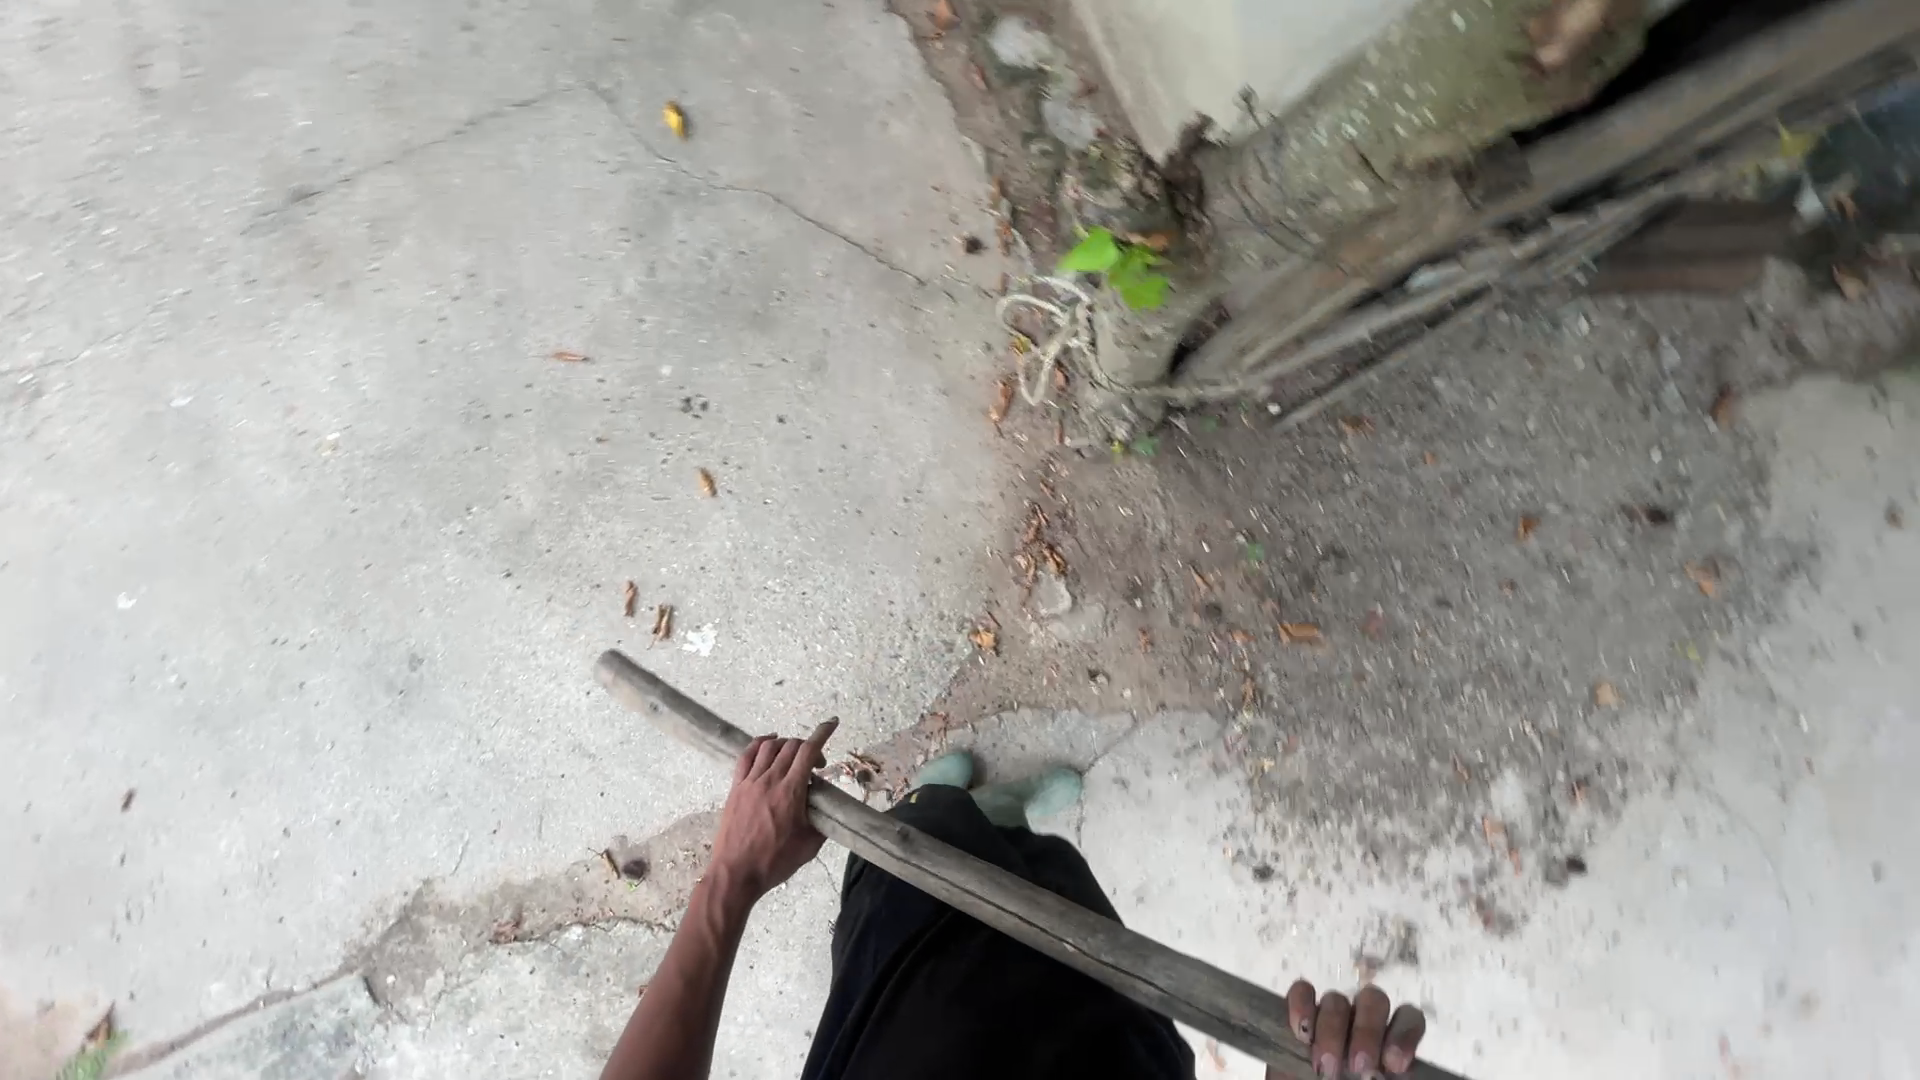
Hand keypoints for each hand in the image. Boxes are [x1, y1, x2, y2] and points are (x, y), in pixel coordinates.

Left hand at [708, 721, 837, 902]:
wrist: (735, 874)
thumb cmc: (774, 862)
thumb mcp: (809, 845)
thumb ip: (823, 822)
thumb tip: (831, 810)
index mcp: (790, 791)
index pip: (808, 751)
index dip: (822, 733)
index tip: (832, 723)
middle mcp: (770, 779)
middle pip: (791, 746)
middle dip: (808, 746)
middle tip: (815, 764)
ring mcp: (750, 782)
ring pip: (769, 747)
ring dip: (786, 744)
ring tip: (794, 755)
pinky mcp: (736, 787)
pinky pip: (746, 756)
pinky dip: (759, 743)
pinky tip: (768, 743)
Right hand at [1276, 981, 1425, 1079]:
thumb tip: (1378, 1075)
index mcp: (1388, 1045)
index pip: (1408, 1018)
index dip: (1403, 1035)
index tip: (1393, 1065)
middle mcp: (1362, 1024)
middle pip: (1373, 1000)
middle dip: (1366, 1031)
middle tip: (1359, 1068)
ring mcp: (1330, 1014)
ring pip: (1336, 999)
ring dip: (1332, 1031)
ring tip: (1325, 1068)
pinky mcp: (1298, 1012)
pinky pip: (1301, 990)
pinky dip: (1301, 1007)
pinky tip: (1302, 1036)